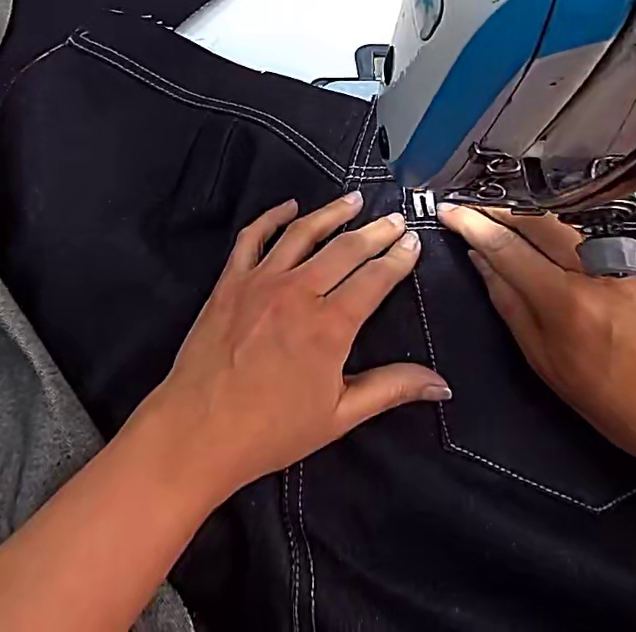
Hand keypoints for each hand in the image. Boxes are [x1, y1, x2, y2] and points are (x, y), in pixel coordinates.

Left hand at [127, 192, 448, 504]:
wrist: (193, 435)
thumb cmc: (269, 431)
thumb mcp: (339, 416)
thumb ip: (391, 389)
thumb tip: (442, 385)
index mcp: (329, 326)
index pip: (376, 278)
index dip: (399, 258)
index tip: (413, 242)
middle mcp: (298, 293)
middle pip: (347, 248)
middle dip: (377, 231)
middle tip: (395, 219)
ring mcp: (261, 281)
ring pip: (304, 233)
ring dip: (334, 212)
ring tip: (355, 199)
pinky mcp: (231, 282)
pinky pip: (253, 237)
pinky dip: (273, 217)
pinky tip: (290, 206)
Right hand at [438, 203, 635, 479]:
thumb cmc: (618, 406)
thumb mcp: (549, 365)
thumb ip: (512, 308)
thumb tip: (485, 264)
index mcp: (566, 300)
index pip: (507, 246)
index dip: (473, 224)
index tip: (450, 211)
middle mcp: (593, 269)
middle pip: (535, 221)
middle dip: (498, 210)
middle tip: (470, 210)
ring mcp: (618, 262)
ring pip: (560, 227)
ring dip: (526, 220)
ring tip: (499, 225)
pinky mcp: (635, 266)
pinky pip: (584, 241)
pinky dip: (556, 238)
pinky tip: (545, 249)